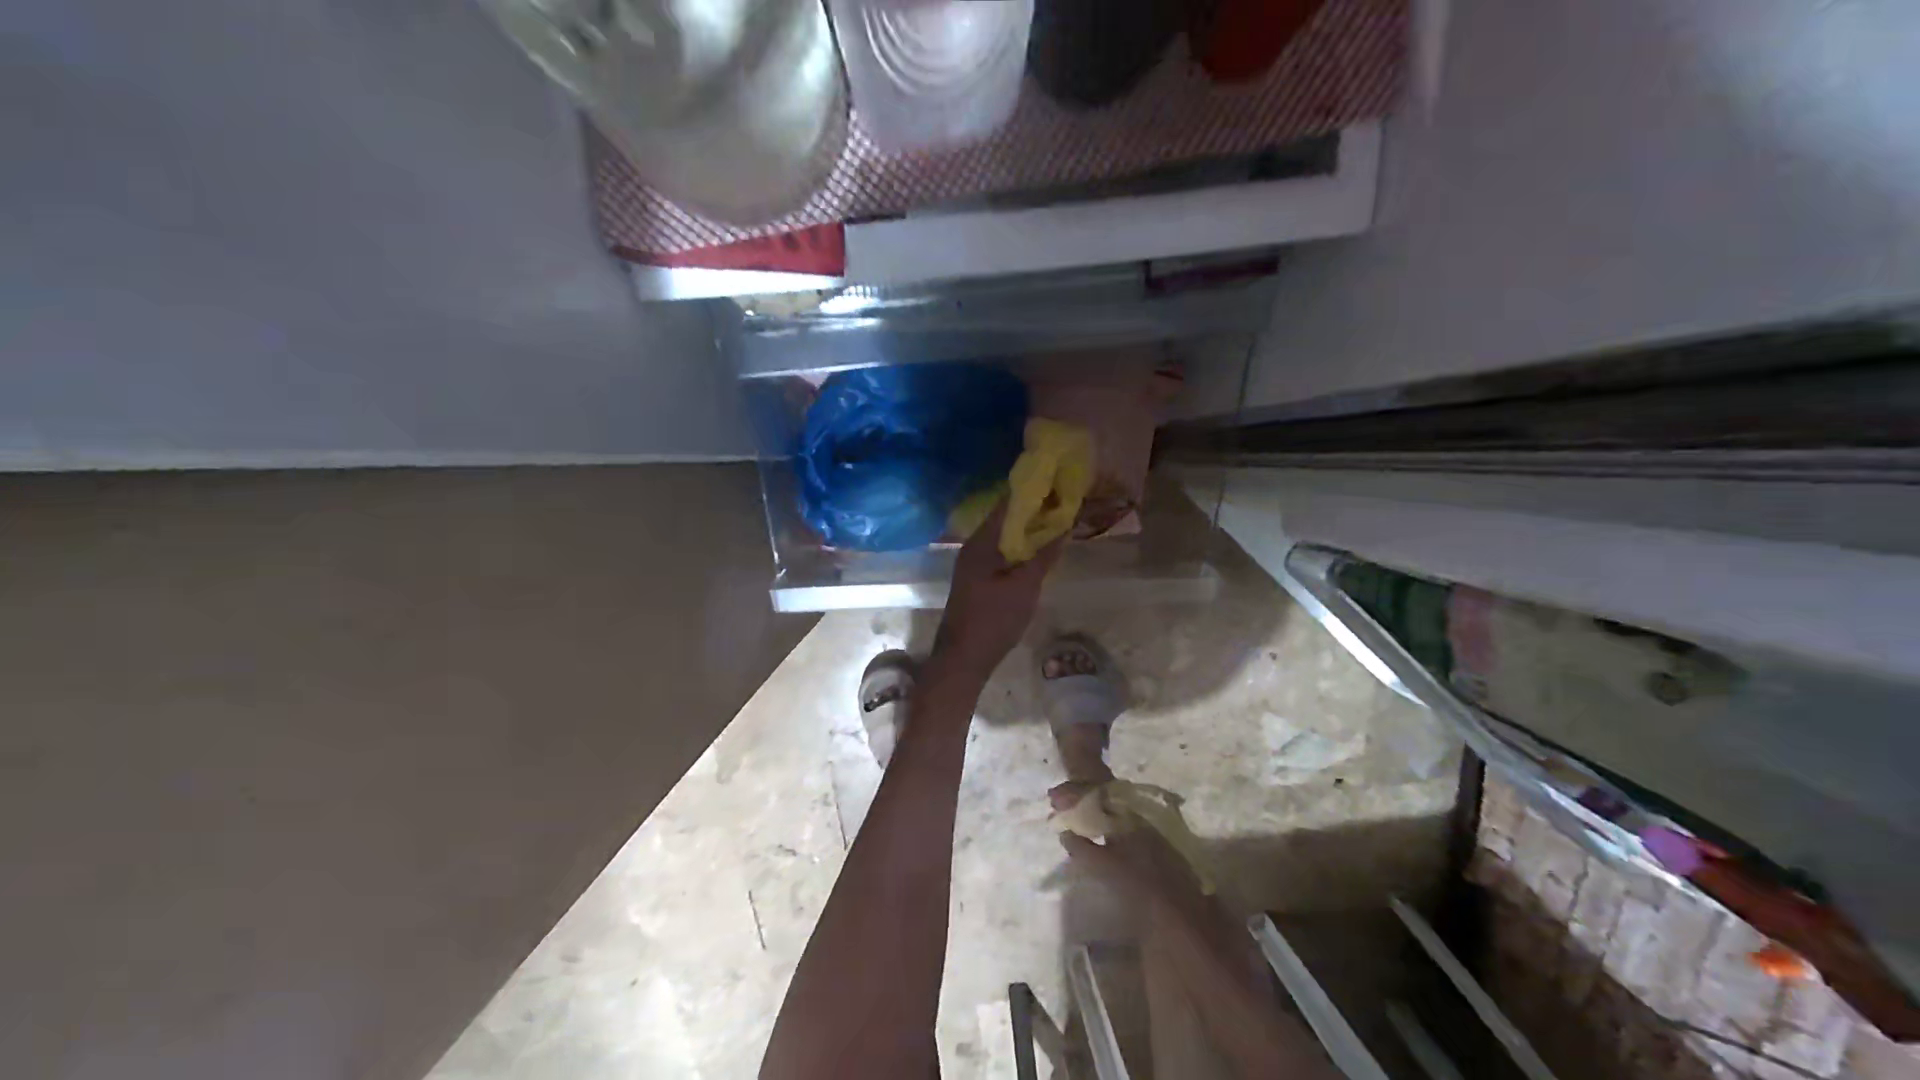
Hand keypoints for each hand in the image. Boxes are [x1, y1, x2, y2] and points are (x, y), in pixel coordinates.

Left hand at [932, 500, 1063, 683]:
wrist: (963, 658)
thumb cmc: (993, 620)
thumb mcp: (1025, 587)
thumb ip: (1044, 555)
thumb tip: (1064, 525)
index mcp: (981, 542)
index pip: (1008, 504)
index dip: (1033, 491)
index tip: (1058, 481)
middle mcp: (974, 547)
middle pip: (1006, 519)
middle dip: (1034, 509)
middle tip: (1064, 501)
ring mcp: (974, 563)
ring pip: (1004, 537)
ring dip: (1028, 529)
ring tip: (1058, 521)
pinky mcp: (978, 578)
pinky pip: (1002, 552)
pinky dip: (1020, 546)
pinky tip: (1039, 550)